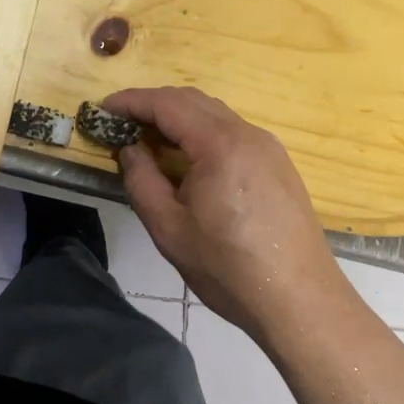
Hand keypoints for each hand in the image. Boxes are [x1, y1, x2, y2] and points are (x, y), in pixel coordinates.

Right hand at [105, 87, 343, 341]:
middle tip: (121, 122)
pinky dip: (202, 130)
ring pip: (214, 113)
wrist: (301, 303)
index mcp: (220, 145)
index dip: (131, 101)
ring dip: (178, 116)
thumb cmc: (229, 269)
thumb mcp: (169, 229)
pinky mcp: (278, 164)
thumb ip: (141, 180)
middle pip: (192, 100)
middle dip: (153, 104)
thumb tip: (129, 149)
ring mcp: (267, 147)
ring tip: (149, 138)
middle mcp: (247, 134)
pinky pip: (232, 131)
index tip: (102, 107)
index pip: (167, 104)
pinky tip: (188, 157)